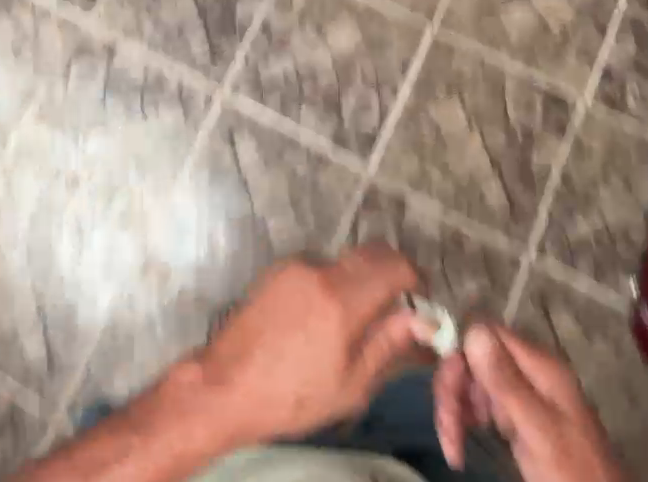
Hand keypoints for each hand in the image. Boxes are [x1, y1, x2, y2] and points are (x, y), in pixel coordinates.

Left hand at [188, 246, 425, 444]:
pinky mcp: (276, 270)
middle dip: (392, 273)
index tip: (421, 299)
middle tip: (398, 306)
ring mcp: (293, 266)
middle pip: (370, 253)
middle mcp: (317, 270)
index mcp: (339, 298)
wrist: (224, 385)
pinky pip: (318, 268)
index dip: (415, 278)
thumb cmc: (292, 395)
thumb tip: (423, 320)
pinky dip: (332, 283)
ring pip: (343, 261)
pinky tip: (324, 318)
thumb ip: (388, 345)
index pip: (394, 265)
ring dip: (360, 280)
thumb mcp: (350, 384)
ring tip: (357, 321)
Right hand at [432, 324, 626, 481]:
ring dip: (455, 409)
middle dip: (454, 389)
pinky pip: (480, 404)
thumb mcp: (540, 431)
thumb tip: (472, 330)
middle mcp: (529, 371)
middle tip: (448, 429)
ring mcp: (523, 394)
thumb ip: (507, 381)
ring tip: (453, 447)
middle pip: (474, 358)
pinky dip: (464, 421)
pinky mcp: (517, 416)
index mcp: (540, 366)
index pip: (485, 333)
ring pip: (472, 381)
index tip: (447, 387)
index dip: (459, 353)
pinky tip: (460, 446)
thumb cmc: (574, 474)